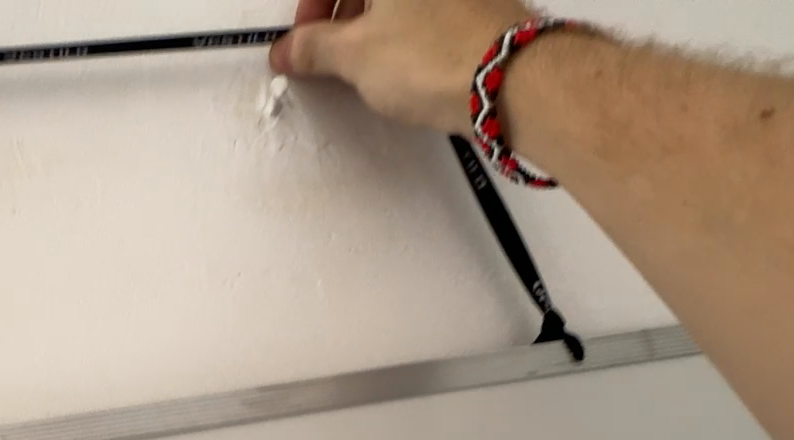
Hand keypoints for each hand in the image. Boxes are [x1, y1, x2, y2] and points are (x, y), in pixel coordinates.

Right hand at [271, 0, 534, 132]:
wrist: (508, 78)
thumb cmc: (428, 56)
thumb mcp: (355, 55)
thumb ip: (313, 47)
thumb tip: (286, 50)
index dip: (309, 9)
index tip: (299, 45)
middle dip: (337, 16)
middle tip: (327, 60)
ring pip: (392, 1)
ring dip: (366, 25)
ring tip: (362, 68)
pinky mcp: (472, 3)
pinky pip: (421, 9)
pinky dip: (398, 29)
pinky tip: (396, 63)